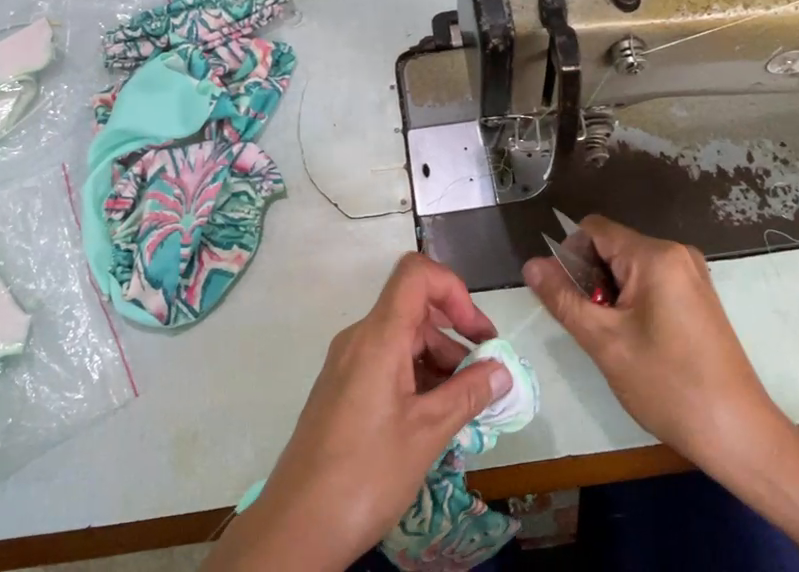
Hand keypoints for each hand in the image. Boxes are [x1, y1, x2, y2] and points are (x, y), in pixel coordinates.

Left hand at [208, 253, 513, 570]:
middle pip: (414, 310)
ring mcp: (347, 365)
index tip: (479, 334)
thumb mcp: (427, 433)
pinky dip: (417, 378)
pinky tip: (436, 417)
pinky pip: (386, 365)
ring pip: (402, 340)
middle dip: (456, 335)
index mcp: (377, 337)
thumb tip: (501, 372)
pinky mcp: (342, 390)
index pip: (416, 275)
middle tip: (485, 378)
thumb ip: (468, 395)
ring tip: (466, 406)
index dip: (454, 290)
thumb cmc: (366, 472)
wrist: (297, 525)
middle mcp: (359, 340)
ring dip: (440, 362)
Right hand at [523, 216, 790, 471]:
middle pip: (612, 247)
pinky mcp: (698, 298)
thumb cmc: (666, 384)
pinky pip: (651, 283)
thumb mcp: (604, 341)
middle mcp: (677, 254)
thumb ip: (563, 298)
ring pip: (629, 268)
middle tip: (588, 325)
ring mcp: (692, 276)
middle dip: (589, 278)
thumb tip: (531, 264)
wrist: (737, 431)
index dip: (568, 256)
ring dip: (609, 294)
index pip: (593, 229)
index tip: (564, 298)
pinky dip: (631, 302)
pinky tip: (634, 341)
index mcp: (656, 256)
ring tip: (611, 338)